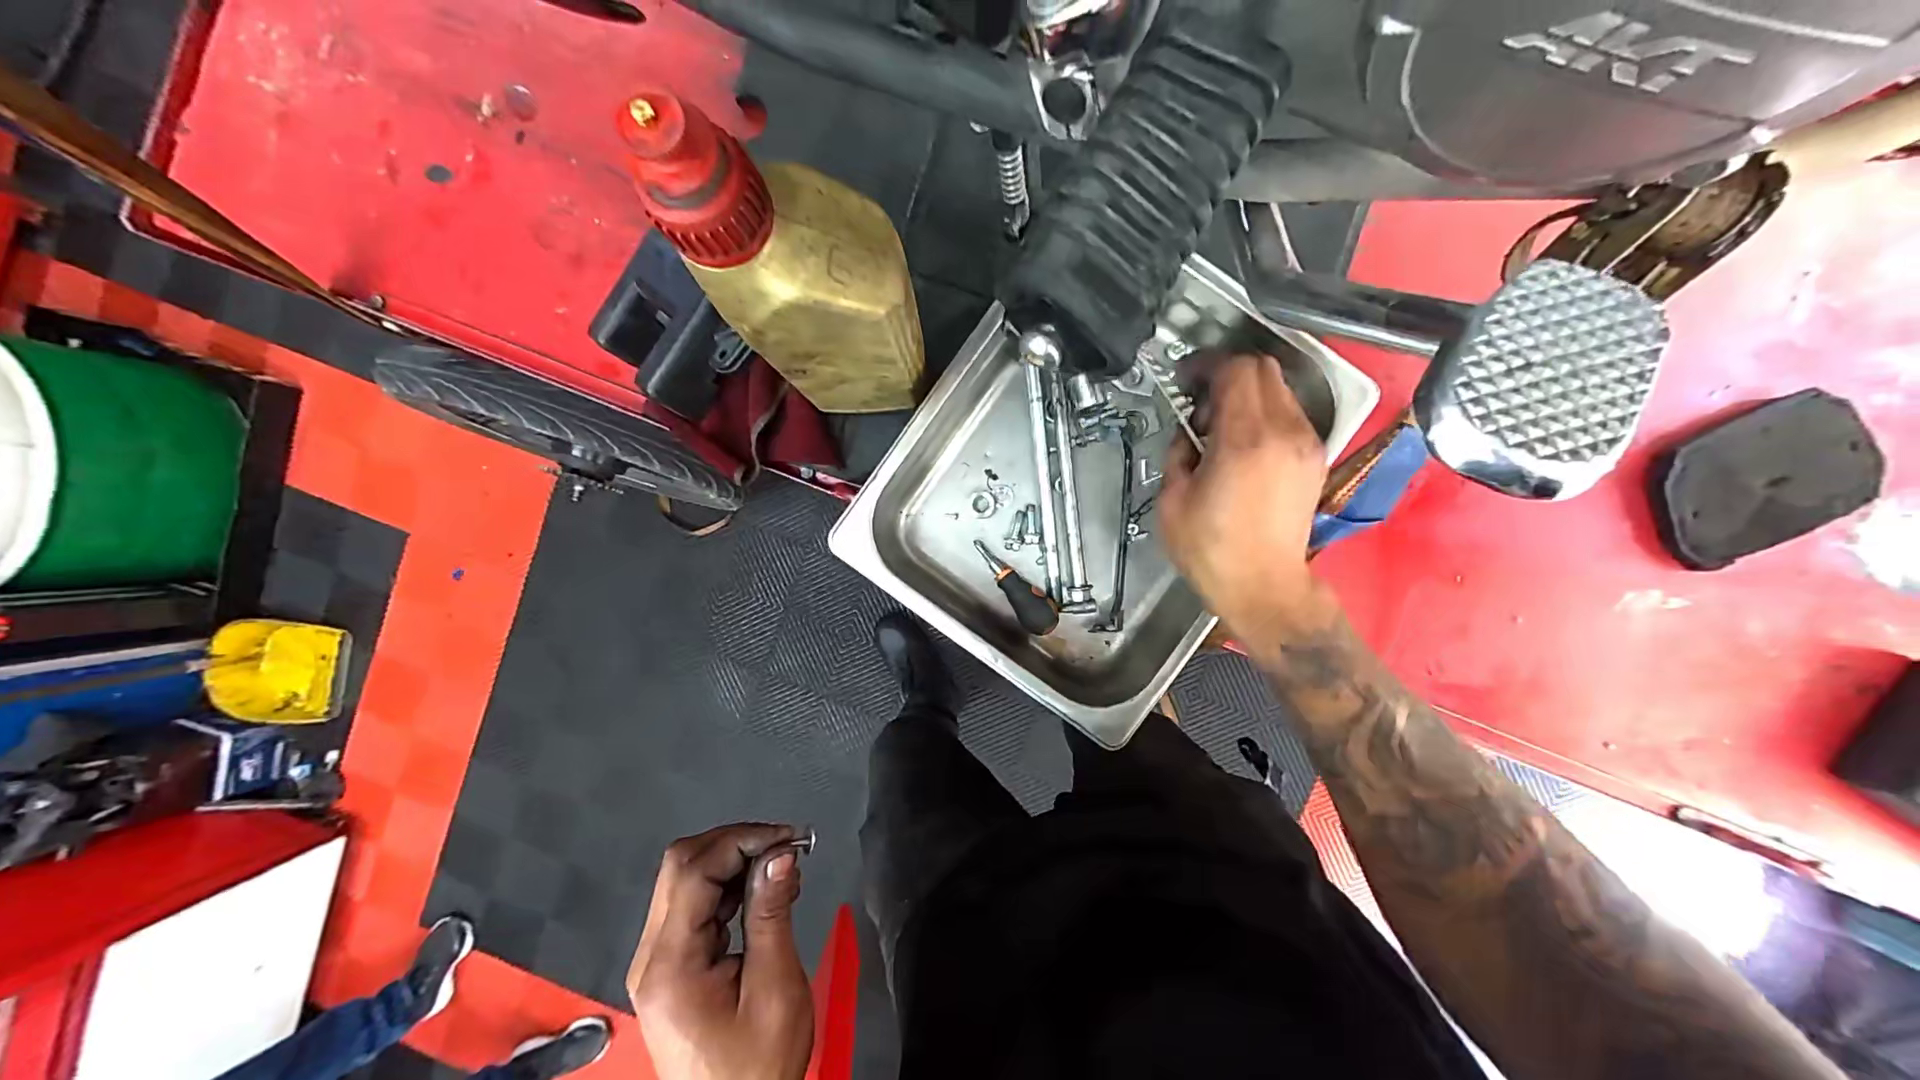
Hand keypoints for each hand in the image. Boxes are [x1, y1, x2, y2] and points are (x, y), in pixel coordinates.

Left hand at [629, 823, 812, 1079]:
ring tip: (781, 866)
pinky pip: (694, 903)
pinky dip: (729, 884)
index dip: (743, 840)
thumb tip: (781, 854)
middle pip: (682, 866)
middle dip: (736, 843)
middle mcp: (652, 956)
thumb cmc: (756, 1068)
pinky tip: (762, 889)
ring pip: (686, 878)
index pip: (694, 871)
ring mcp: (657, 960)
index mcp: (671, 964)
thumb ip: (771, 914)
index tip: (789, 839)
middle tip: (786, 847)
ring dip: (734, 860)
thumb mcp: (774, 989)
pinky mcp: (671, 965)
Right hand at [1160, 353, 1332, 640]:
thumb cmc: (1211, 550)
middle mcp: (1284, 433)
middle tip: (1200, 403)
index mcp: (1244, 440)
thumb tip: (1190, 432)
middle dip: (1227, 374)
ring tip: (1220, 427)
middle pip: (1263, 368)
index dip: (1206, 365)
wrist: (1263, 587)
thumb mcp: (1172, 499)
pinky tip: (1242, 445)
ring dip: (1246, 395)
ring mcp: (1306, 444)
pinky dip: (1264, 414)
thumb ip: (1179, 451)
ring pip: (1279, 389)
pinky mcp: (1315, 458)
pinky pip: (1290, 414)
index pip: (1236, 369)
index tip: (1186, 380)